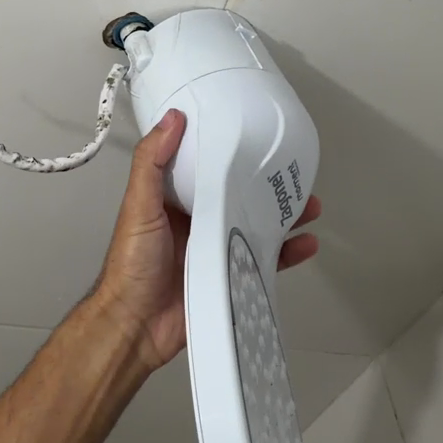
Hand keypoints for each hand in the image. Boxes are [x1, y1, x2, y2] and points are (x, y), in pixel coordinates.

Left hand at [91, 109, 321, 370]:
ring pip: (257, 226)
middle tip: (295, 172)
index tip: (253, 135)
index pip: (205, 168)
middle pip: (239, 196)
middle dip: (266, 185)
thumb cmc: (131, 263)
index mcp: (174, 200)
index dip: (228, 152)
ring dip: (284, 216)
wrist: (136, 324)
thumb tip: (172, 118)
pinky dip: (286, 253)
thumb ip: (151, 164)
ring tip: (311, 205)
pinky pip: (264, 261)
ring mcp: (215, 249)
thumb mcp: (138, 205)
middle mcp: (196, 221)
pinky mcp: (229, 277)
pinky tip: (307, 244)